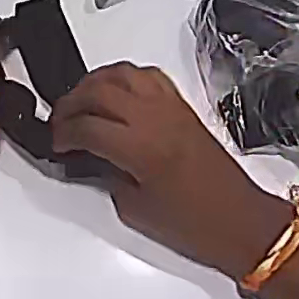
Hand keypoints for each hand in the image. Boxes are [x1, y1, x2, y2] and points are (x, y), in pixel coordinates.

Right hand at [51, 63, 288, 277]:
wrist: (242, 223)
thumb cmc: (194, 224)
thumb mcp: (134, 209)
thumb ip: (106, 175)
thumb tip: (91, 156)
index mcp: (142, 150)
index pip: (86, 127)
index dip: (62, 134)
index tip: (56, 143)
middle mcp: (155, 120)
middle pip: (97, 92)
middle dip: (69, 105)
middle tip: (59, 121)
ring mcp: (170, 108)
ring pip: (120, 74)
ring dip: (93, 83)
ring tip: (81, 100)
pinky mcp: (181, 106)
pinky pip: (147, 76)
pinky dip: (123, 77)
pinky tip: (114, 91)